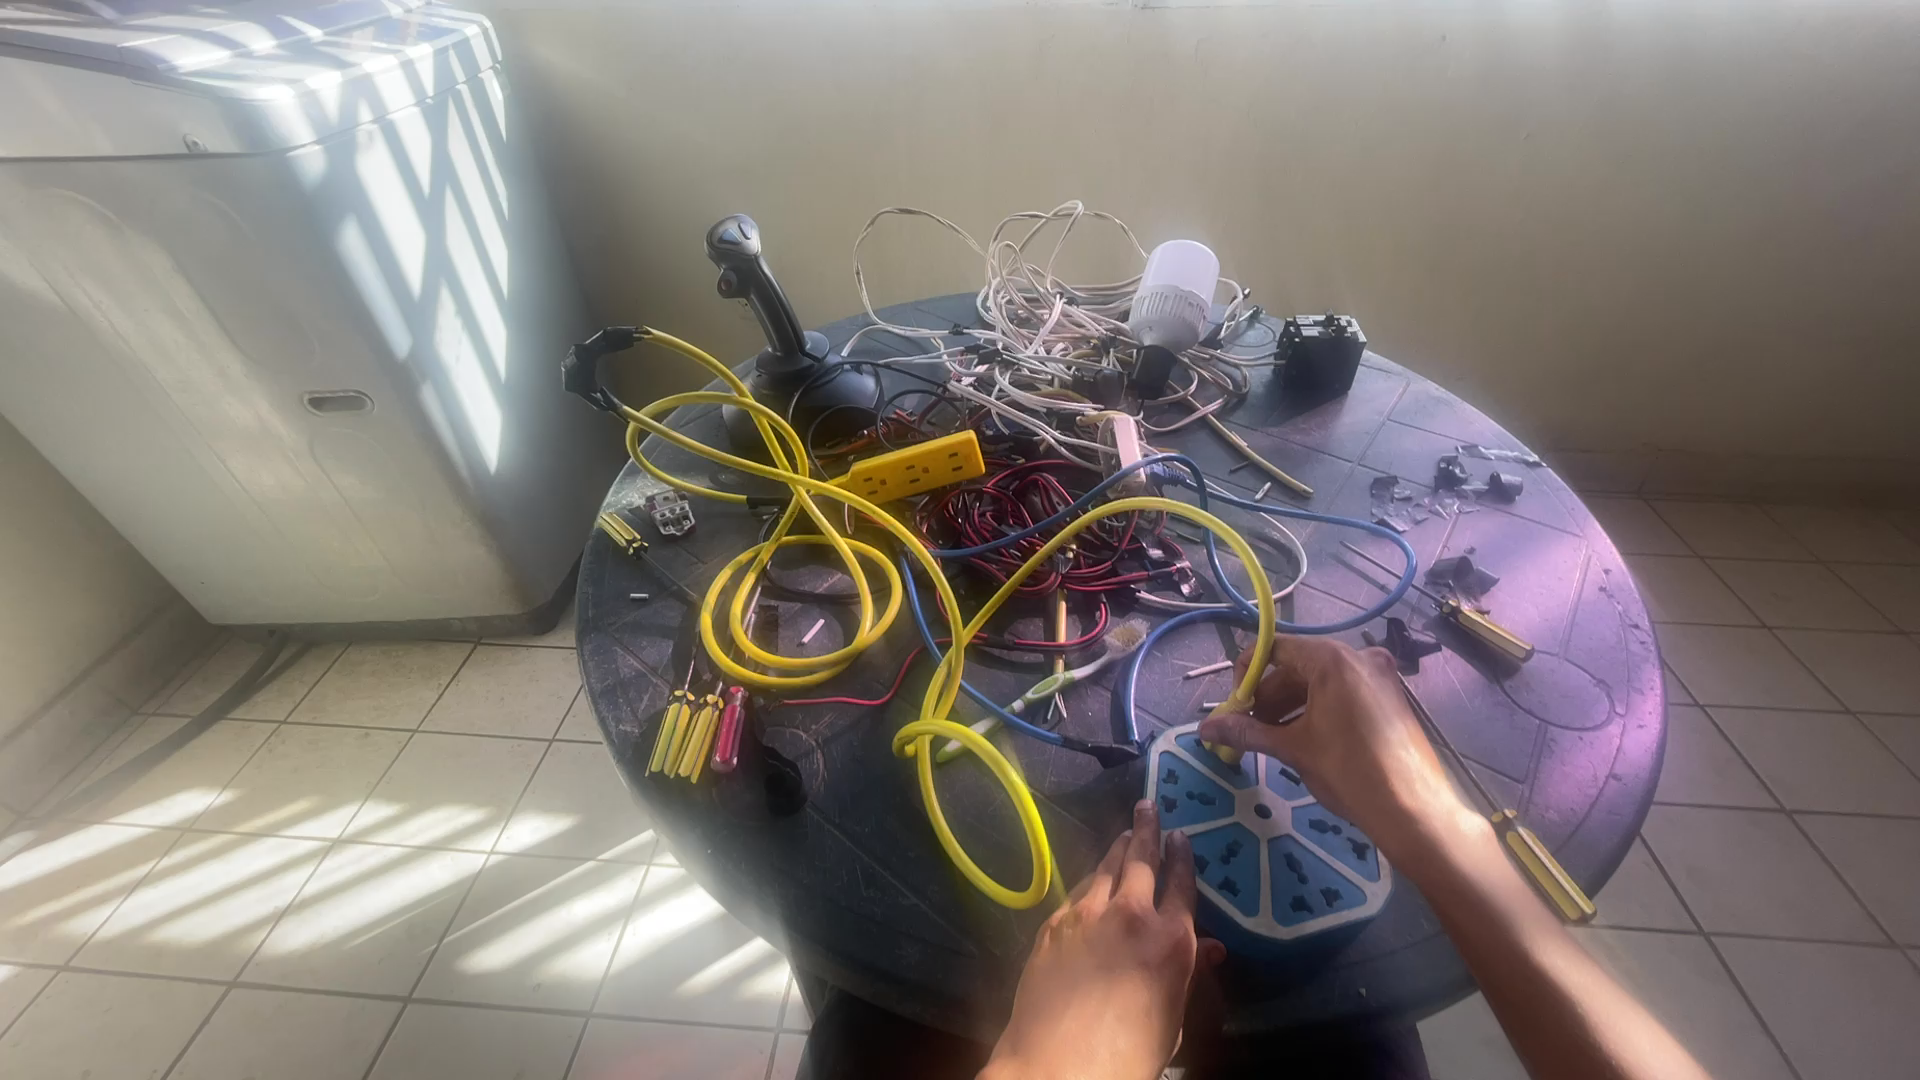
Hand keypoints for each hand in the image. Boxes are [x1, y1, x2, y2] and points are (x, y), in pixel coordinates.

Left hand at [983, 800, 1224, 1079]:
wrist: (1059, 1064)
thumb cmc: (1129, 1055)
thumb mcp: (1173, 1019)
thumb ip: (1188, 972)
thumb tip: (1210, 947)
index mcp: (1171, 941)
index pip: (1181, 884)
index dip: (1182, 856)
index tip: (1181, 835)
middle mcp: (1132, 914)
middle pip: (1142, 858)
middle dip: (1148, 828)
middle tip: (1148, 805)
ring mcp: (1088, 912)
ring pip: (1107, 865)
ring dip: (1119, 846)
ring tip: (1126, 831)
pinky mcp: (1056, 920)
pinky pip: (1080, 887)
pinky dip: (1093, 876)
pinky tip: (1094, 875)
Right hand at [1198, 636, 1479, 859]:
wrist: (1416, 813)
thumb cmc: (1349, 771)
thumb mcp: (1292, 749)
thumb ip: (1246, 731)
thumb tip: (1204, 728)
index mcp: (1331, 659)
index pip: (1273, 648)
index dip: (1246, 673)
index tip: (1236, 704)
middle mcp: (1356, 657)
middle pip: (1295, 666)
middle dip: (1267, 695)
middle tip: (1249, 727)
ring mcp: (1378, 676)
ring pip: (1318, 681)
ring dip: (1289, 705)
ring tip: (1273, 738)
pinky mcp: (1390, 697)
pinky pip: (1342, 692)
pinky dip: (1316, 709)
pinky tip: (1305, 739)